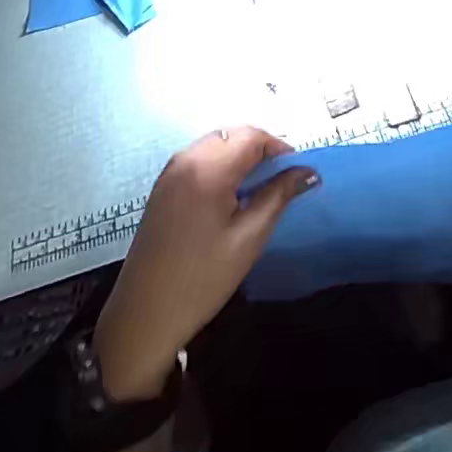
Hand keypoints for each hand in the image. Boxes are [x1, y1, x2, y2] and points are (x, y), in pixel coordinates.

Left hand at [92, 127, 316, 398]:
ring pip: (216, 144)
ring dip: (240, 155)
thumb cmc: (202, 279)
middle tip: (281, 179)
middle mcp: (186, 160)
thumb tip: (307, 171)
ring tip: (258, 188)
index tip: (297, 172)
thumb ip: (279, 195)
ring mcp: (170, 172)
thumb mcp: (249, 237)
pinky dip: (221, 164)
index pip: (252, 136)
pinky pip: (199, 158)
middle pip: (233, 135)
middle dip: (260, 149)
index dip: (279, 148)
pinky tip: (231, 195)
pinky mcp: (162, 187)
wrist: (143, 317)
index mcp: (208, 169)